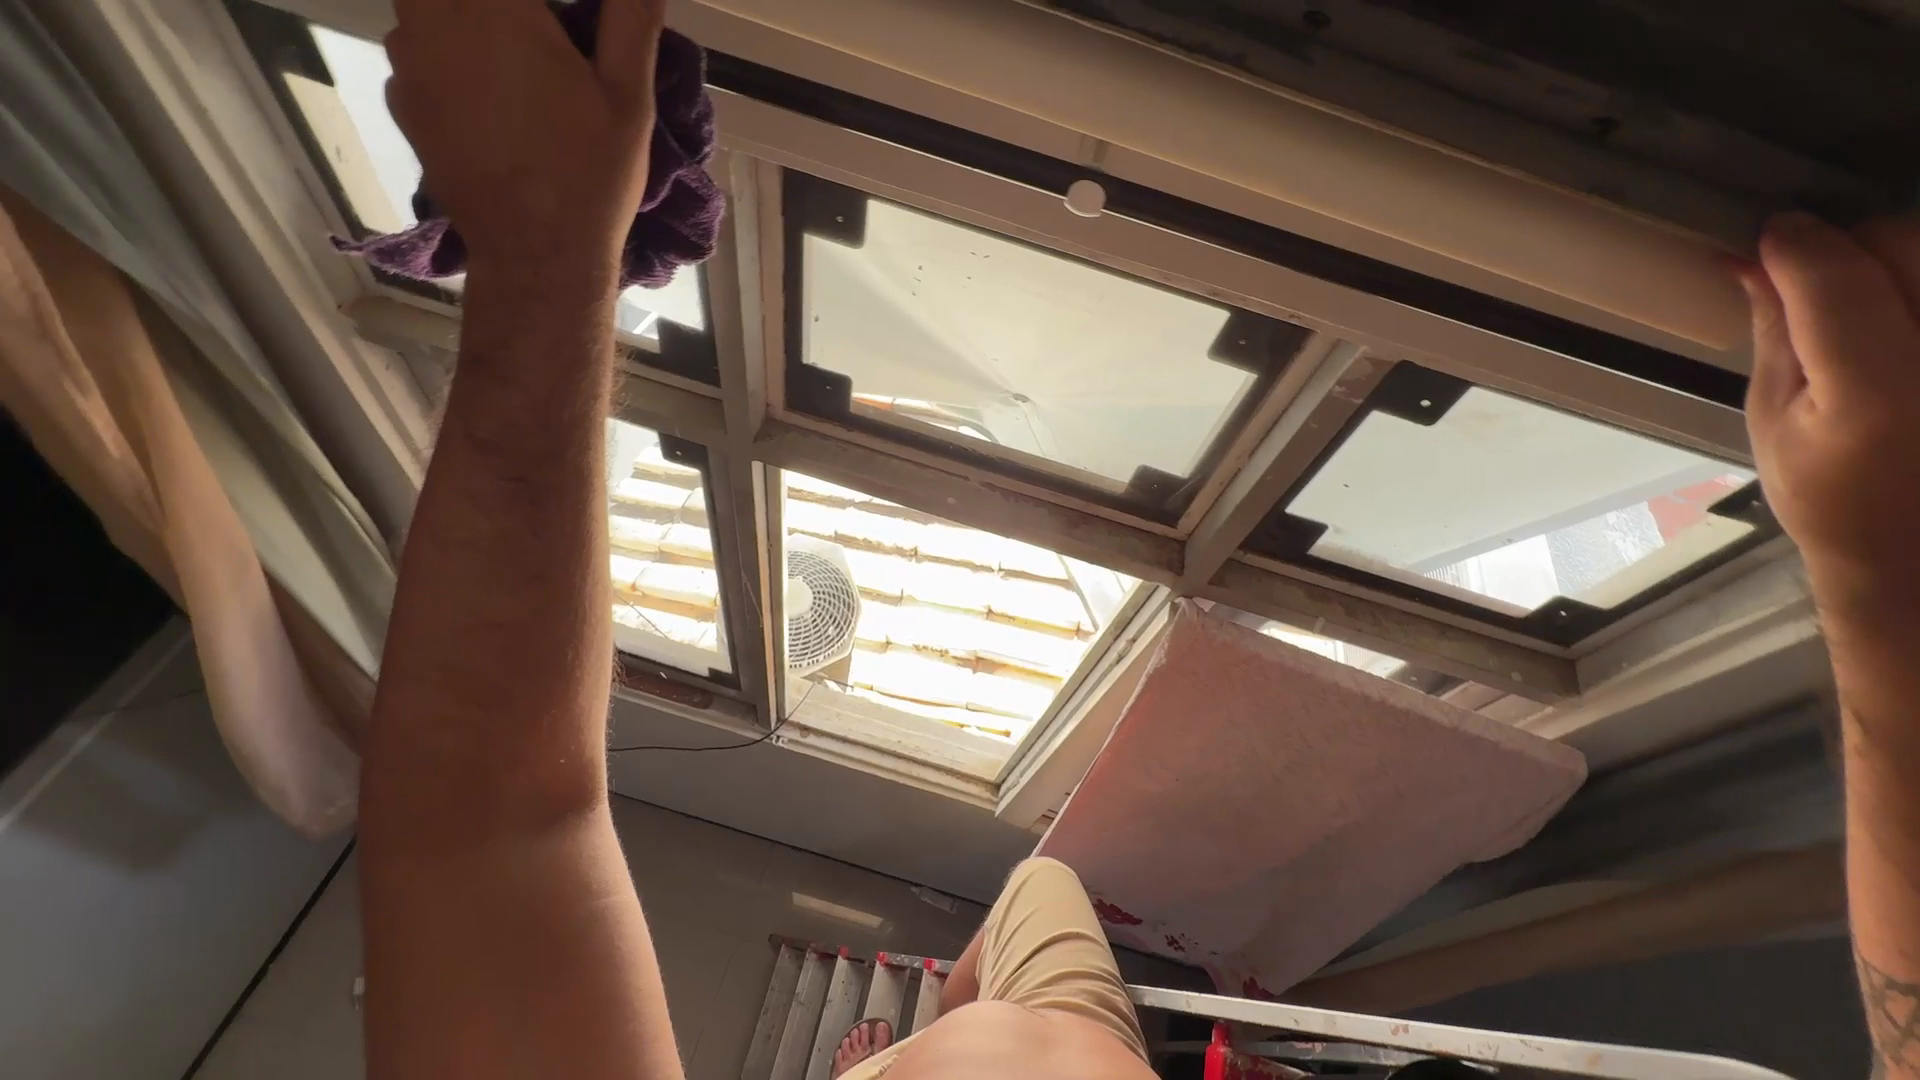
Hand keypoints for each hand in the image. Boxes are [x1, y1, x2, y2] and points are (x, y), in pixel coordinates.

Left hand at [384, 0, 664, 278]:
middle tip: (540, 37)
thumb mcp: (629, 97)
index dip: (537, 7)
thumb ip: (630, 18)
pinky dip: (451, 60)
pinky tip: (493, 103)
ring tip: (519, 70)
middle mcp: (432, 17)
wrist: (537, 254)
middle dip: (500, 12)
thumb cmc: (590, 173)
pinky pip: (421, 55)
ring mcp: (408, 61)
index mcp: (493, 6)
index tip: (559, 21)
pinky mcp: (403, 102)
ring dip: (467, 22)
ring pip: (430, 10)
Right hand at [1740, 213, 1919, 622]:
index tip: (1766, 232)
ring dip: (1892, 256)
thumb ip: (1775, 331)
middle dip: (1849, 243)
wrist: (1917, 544)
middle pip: (1906, 242)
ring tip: (1856, 296)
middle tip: (1806, 272)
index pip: (1836, 281)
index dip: (1796, 244)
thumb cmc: (1828, 492)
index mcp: (1876, 391)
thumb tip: (1751, 261)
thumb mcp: (1773, 416)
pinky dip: (1911, 285)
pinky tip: (1891, 311)